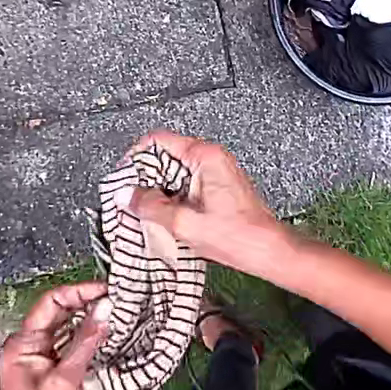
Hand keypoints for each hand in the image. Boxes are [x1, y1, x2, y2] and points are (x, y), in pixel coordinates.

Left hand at [0, 282, 111, 389]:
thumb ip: (86, 340)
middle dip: (85, 304)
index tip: (104, 290)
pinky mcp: (53, 380)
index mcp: (19, 347)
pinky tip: (105, 338)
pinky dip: (88, 341)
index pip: (51, 303)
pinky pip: (72, 349)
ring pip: (67, 331)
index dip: (78, 292)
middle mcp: (27, 352)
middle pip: (58, 314)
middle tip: (114, 300)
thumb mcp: (66, 380)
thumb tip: (103, 308)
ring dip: (89, 322)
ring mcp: (40, 366)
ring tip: (114, 315)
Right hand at [123, 131, 285, 265]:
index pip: (158, 140)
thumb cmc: (239, 235)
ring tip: (145, 213)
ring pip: (172, 173)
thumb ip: (151, 207)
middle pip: (164, 156)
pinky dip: (170, 198)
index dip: (134, 158)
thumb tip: (125, 196)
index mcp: (205, 156)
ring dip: (156, 191)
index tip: (123, 179)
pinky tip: (163, 218)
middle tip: (130, 201)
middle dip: (144, 178)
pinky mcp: (215, 186)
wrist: (266, 249)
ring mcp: (214, 171)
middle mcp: (211, 158)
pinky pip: (184, 184)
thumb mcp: (184, 223)